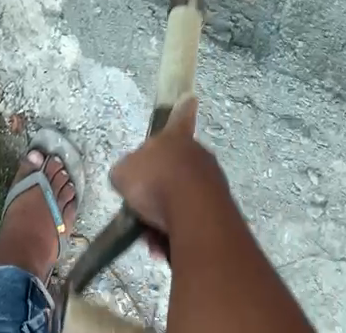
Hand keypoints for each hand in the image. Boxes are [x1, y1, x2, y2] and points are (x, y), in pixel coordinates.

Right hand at [108, 98, 230, 248]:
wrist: (194, 214)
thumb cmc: (155, 182)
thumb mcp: (123, 174)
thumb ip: (126, 173)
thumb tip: (130, 178)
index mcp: (175, 138)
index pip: (179, 117)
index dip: (182, 109)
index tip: (190, 98)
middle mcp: (198, 155)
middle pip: (176, 167)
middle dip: (159, 189)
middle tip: (142, 208)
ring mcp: (213, 182)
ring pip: (183, 199)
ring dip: (165, 217)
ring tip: (151, 237)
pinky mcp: (222, 211)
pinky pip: (193, 220)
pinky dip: (177, 233)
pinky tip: (164, 246)